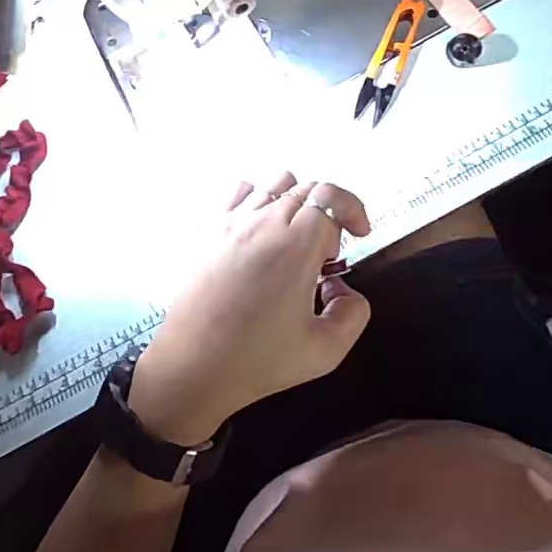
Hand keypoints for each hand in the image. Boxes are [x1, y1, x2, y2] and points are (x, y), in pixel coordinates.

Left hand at [129, 173, 371, 444]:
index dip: (354, 213)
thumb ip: (354, 313)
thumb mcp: (326, 350)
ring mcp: (233, 222)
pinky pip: (242, 191)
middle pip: (311, 188)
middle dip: (331, 214)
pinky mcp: (210, 230)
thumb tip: (344, 289)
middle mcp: (265, 223)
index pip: (334, 199)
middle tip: (328, 255)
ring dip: (299, 201)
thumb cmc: (255, 361)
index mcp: (296, 246)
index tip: (360, 234)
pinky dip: (261, 199)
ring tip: (297, 238)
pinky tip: (263, 230)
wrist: (192, 369)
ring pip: (278, 182)